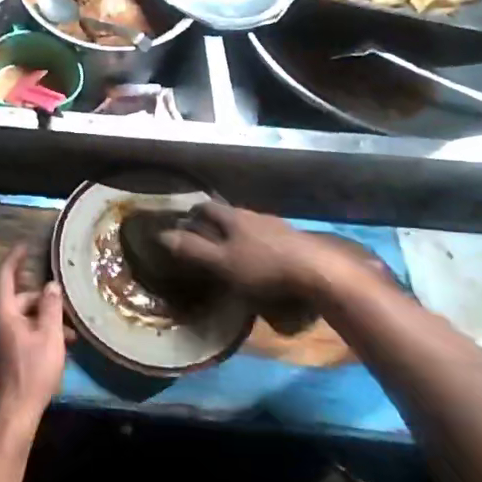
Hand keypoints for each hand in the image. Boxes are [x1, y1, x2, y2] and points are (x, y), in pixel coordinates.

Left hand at [0, 244, 66, 428]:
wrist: (10, 413)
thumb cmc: (32, 372)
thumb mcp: (49, 337)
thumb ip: (51, 307)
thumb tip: (51, 285)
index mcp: (0, 311)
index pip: (5, 275)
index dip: (16, 258)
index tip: (26, 246)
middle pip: (16, 299)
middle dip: (41, 301)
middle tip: (66, 311)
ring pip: (17, 318)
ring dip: (40, 321)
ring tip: (68, 336)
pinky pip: (13, 332)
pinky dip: (31, 333)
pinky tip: (53, 348)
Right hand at [160, 203, 384, 308]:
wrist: (320, 273)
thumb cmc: (264, 267)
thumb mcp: (221, 263)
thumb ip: (192, 249)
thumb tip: (161, 235)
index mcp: (233, 217)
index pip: (206, 207)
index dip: (192, 214)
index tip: (182, 225)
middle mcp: (254, 216)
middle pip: (228, 215)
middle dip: (214, 225)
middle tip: (204, 241)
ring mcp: (278, 227)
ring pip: (250, 226)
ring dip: (238, 236)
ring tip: (231, 253)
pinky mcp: (295, 242)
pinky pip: (268, 239)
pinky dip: (257, 246)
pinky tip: (260, 262)